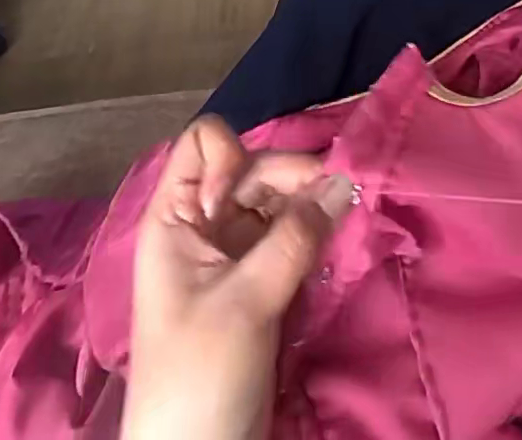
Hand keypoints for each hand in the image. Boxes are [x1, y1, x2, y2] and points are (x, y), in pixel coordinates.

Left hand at [121, 116, 355, 439]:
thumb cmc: (200, 376)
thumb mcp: (246, 302)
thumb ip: (296, 238)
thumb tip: (345, 181)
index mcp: (176, 217)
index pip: (203, 144)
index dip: (232, 159)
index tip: (247, 206)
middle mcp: (204, 221)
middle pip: (252, 168)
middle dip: (292, 178)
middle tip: (338, 200)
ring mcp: (233, 248)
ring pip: (276, 198)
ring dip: (310, 203)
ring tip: (343, 222)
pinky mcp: (260, 274)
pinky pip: (291, 230)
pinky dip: (314, 228)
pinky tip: (335, 239)